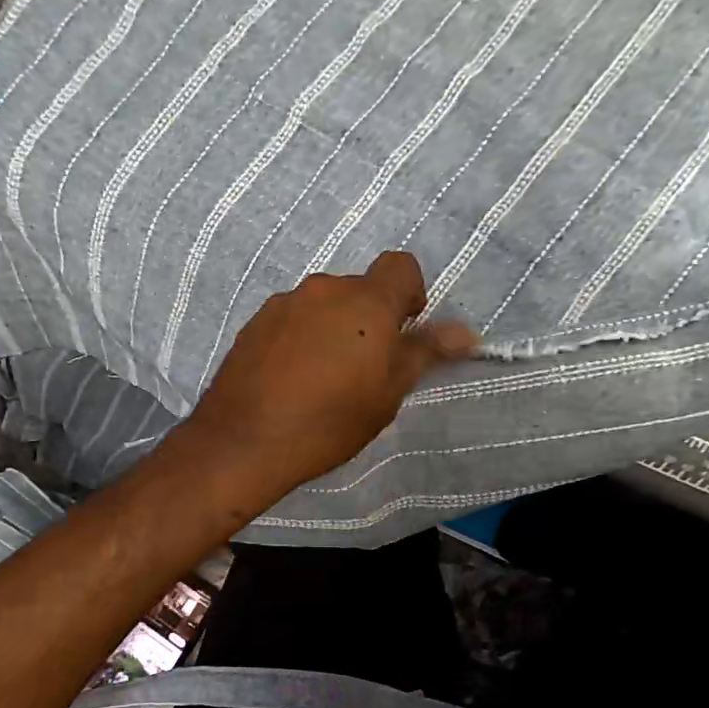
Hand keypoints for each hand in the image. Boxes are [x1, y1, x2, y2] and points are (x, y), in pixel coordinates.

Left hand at [178, 252, 475, 493]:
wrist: (243, 441)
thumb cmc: (329, 421)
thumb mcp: (387, 393)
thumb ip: (424, 353)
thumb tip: (465, 332)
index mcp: (364, 301)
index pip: (400, 266)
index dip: (409, 294)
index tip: (402, 331)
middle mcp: (321, 290)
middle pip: (356, 289)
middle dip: (366, 318)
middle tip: (361, 367)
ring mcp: (280, 305)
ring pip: (319, 306)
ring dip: (329, 328)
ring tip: (320, 377)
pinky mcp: (251, 325)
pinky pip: (288, 321)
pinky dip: (297, 338)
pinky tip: (288, 378)